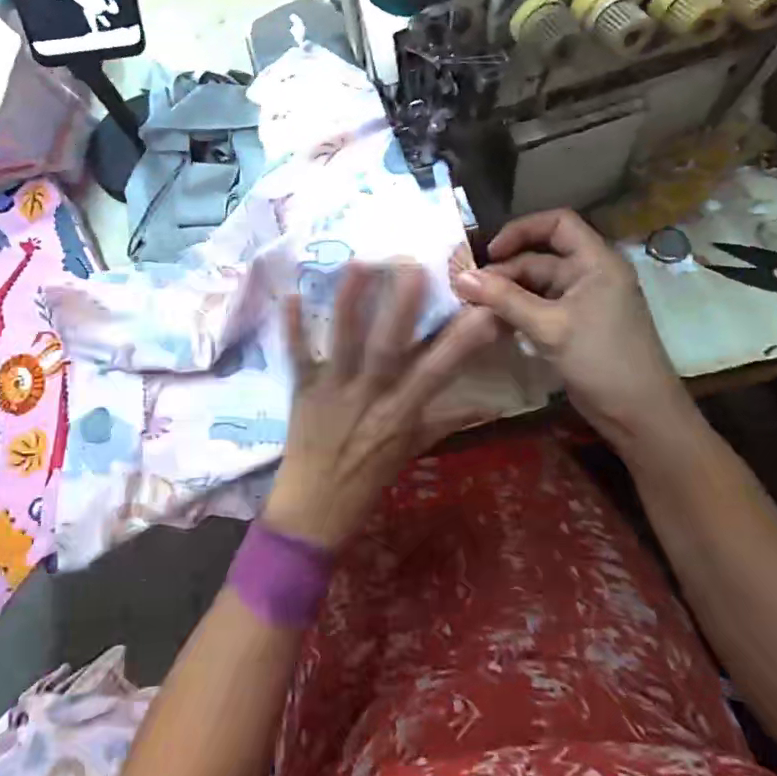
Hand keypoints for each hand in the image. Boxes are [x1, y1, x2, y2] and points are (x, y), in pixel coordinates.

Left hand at [262, 263, 499, 548]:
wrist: (314, 510)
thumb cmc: (367, 481)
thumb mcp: (412, 452)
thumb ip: (445, 422)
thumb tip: (487, 405)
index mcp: (399, 414)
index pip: (435, 374)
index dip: (460, 344)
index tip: (484, 311)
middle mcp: (368, 398)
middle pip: (387, 350)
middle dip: (401, 309)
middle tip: (413, 266)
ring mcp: (332, 392)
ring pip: (344, 344)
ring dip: (349, 305)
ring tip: (358, 265)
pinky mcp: (302, 392)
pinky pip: (297, 358)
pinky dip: (292, 330)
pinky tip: (288, 297)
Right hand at [451, 209, 697, 447]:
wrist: (639, 413)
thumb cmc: (602, 360)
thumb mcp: (550, 326)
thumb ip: (504, 299)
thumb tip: (460, 277)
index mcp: (596, 262)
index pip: (558, 224)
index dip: (522, 230)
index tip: (490, 253)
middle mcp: (590, 275)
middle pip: (540, 258)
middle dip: (505, 272)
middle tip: (469, 293)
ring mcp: (583, 303)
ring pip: (536, 286)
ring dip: (507, 295)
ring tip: (474, 309)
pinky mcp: (574, 327)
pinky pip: (540, 309)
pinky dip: (517, 313)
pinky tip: (493, 324)